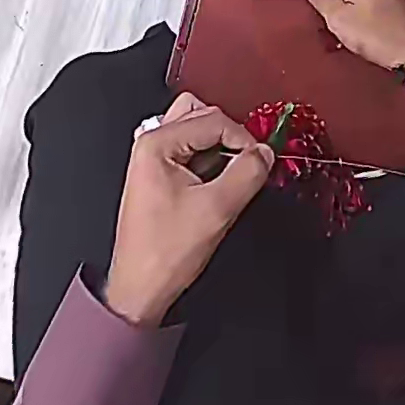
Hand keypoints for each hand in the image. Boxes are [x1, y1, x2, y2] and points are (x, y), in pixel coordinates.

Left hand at [103, 93, 274, 326]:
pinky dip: (207, 154)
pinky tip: (215, 179)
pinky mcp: (158, 171)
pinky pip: (189, 146)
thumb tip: (265, 152)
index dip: (243, 139)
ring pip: (195, 125)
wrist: (139, 291)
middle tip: (246, 162)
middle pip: (202, 113)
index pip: (214, 120)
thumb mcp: (217, 210)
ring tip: (229, 170)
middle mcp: (151, 141)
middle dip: (230, 135)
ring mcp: (152, 156)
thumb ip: (247, 173)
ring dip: (218, 142)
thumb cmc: (167, 253)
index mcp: (157, 143)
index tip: (260, 161)